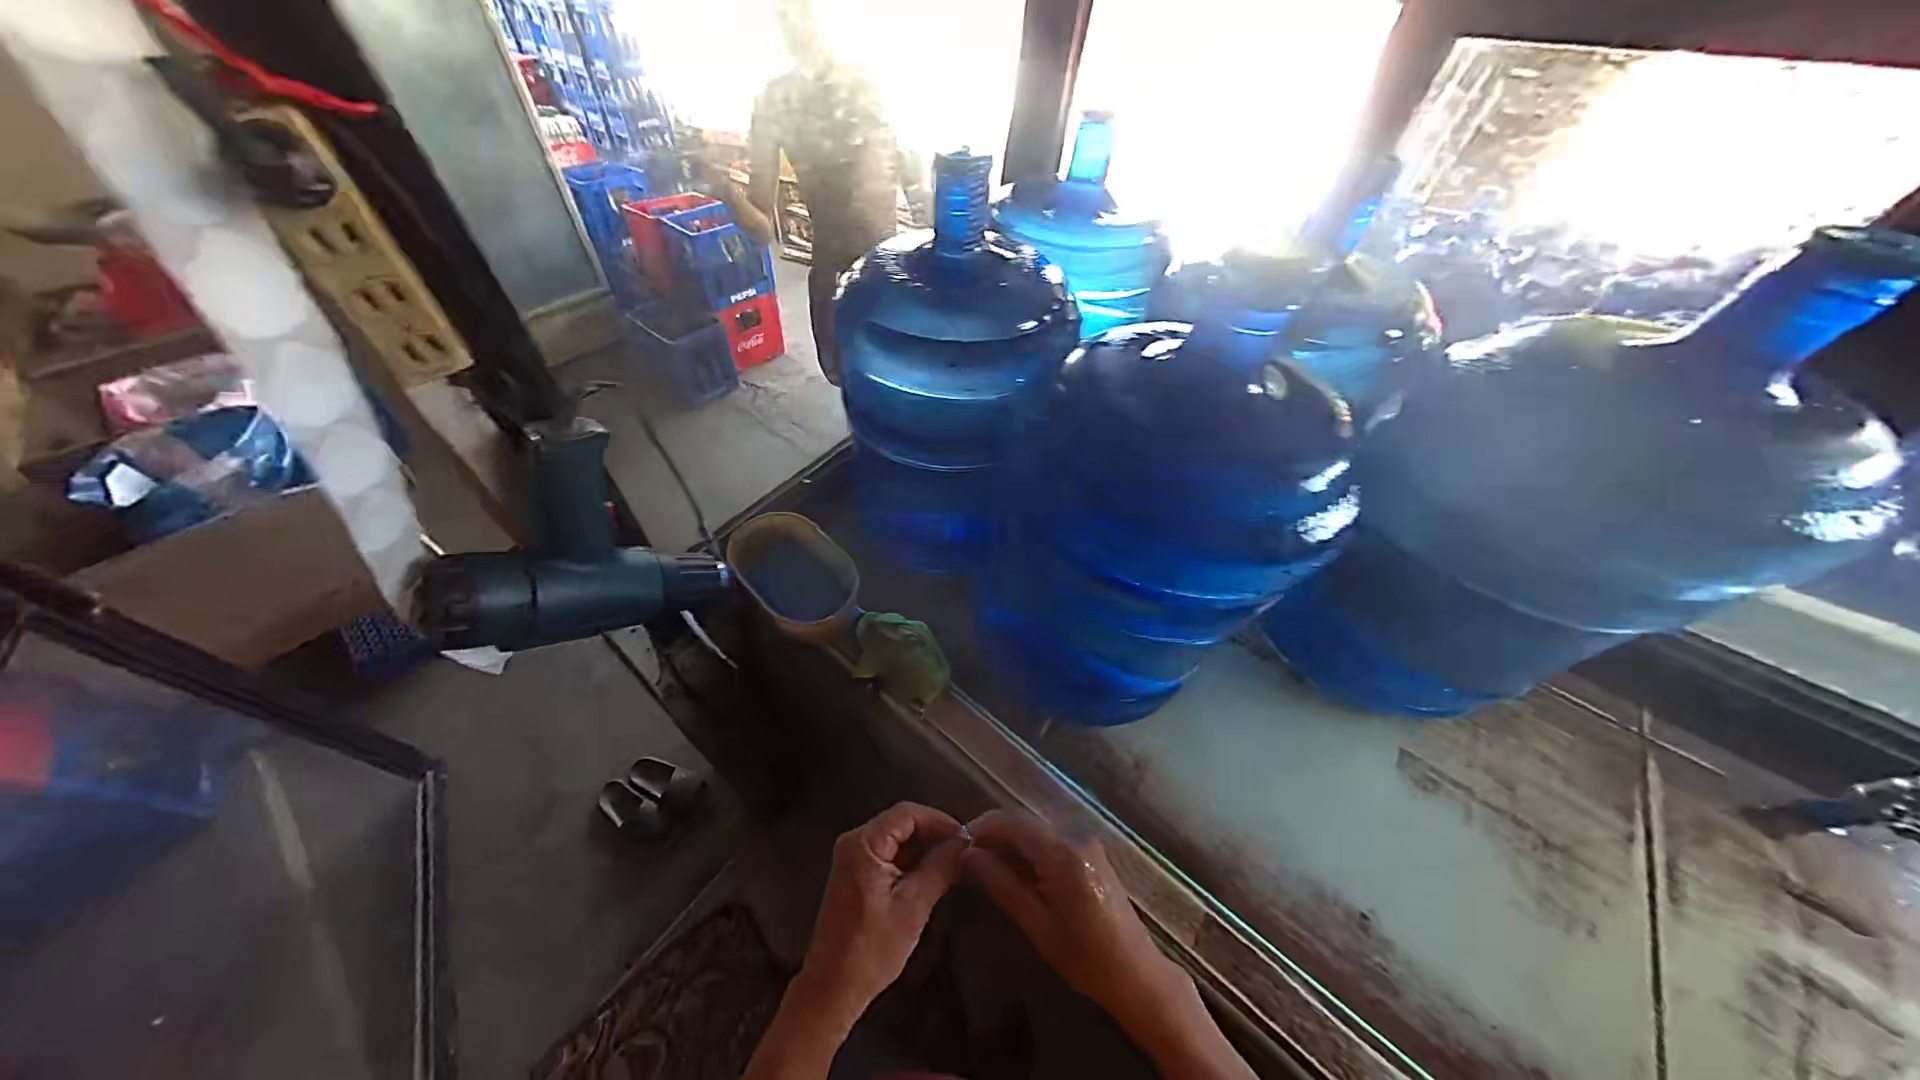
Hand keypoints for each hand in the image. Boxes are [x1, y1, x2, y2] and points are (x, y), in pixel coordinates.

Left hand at [798, 801, 967, 1026]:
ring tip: (954, 861)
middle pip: (901, 822)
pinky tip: (932, 873)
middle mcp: (854, 843)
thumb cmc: (870, 950)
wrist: (832, 988)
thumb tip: (963, 845)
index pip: (907, 813)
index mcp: (863, 844)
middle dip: (934, 833)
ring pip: (896, 838)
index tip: (966, 835)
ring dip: (924, 847)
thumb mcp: (913, 907)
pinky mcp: (856, 874)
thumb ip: (940, 868)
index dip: (939, 820)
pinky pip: (888, 854)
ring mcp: (852, 858)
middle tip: (964, 849)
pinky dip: (911, 860)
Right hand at [963, 812, 1256, 1079]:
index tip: (957, 843)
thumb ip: (1000, 883)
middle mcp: (1076, 835)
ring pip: (1037, 828)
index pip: (1012, 821)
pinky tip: (1017, 871)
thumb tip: (968, 854)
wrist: (1137, 974)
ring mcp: (1087, 841)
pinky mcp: (1091, 851)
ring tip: (987, 866)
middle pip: (1024, 821)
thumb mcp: (1035, 923)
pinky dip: (1030, 848)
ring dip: (1011, 841)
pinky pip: (1052, 838)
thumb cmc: (1084, 957)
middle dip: (994, 834)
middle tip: (968, 858)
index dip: (982, 827)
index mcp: (1062, 851)